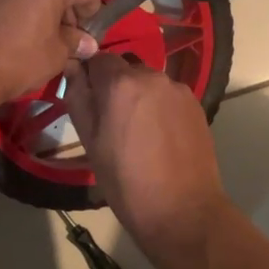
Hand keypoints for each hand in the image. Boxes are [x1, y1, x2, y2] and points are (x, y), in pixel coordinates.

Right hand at [64, 54, 227, 257]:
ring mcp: (178, 89)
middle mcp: (152, 76)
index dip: (90, 76)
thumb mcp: (90, 142)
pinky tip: (160, 137)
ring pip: (148, 83)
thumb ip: (78, 97)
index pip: (97, 58)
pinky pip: (169, 96)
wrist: (182, 211)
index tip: (89, 101)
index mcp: (121, 83)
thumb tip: (73, 68)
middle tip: (112, 122)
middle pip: (125, 69)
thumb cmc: (126, 181)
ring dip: (139, 97)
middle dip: (116, 87)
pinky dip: (160, 108)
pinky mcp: (196, 104)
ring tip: (139, 133)